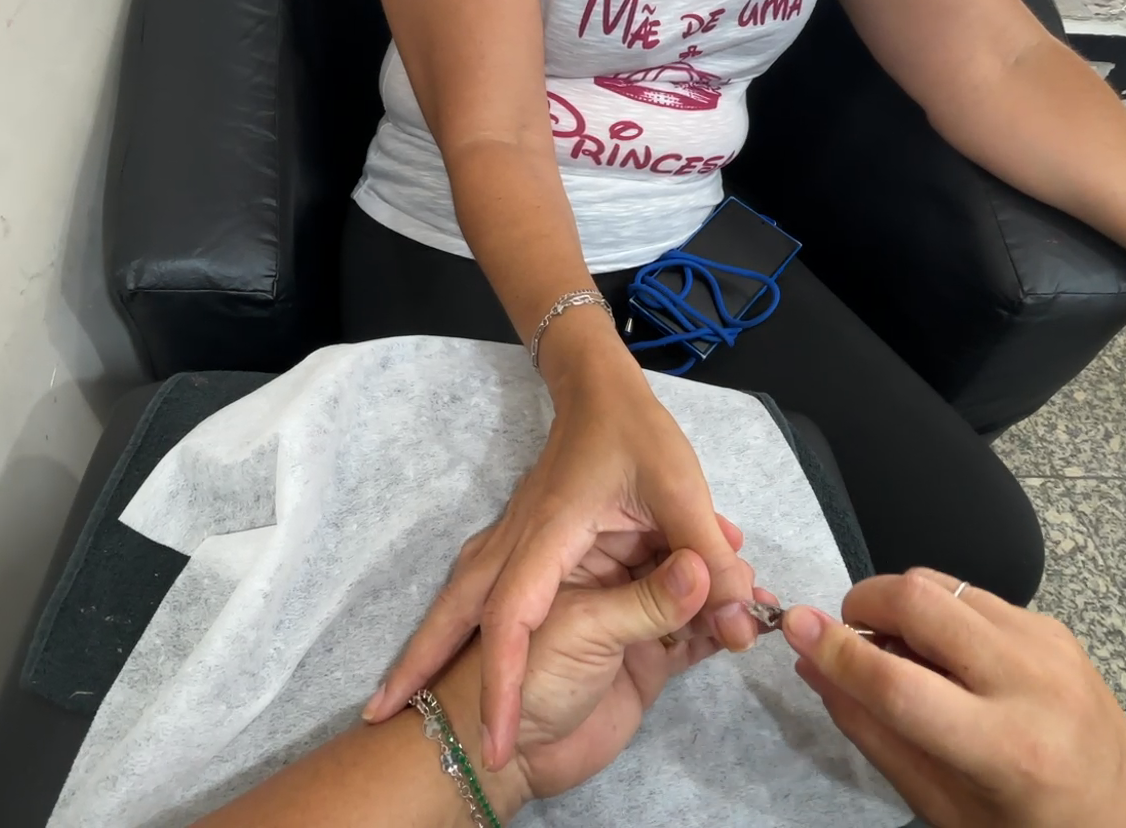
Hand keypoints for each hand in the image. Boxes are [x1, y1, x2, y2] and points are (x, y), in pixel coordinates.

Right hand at [365, 350, 756, 769]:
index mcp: (549, 533)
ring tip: (394, 692)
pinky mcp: (524, 536)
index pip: (514, 613)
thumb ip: (709, 557)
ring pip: (462, 592)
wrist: (599, 387)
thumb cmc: (634, 433)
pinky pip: (484, 583)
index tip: (493, 739)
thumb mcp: (681, 491)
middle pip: (457, 603)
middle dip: (420, 658)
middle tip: (381, 715)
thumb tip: (744, 623)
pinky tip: (456, 638)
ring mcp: (513, 536)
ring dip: (429, 639)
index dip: (502, 679)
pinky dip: (457, 616)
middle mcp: (517, 540)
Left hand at [435, 547, 723, 804]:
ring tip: (757, 591)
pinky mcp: (648, 658)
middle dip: (708, 561)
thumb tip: (704, 570)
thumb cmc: (535, 679)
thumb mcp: (588, 629)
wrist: (522, 761)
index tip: (725, 531)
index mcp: (578, 551)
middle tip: (745, 556)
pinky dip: (718, 630)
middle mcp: (605, 575)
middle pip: (666, 560)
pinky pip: (690, 637)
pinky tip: (750, 624)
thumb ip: (648, 601)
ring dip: (718, 596)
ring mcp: (628, 616)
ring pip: (683, 596)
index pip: (638, 530)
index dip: (681, 529)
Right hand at [781, 569, 1125, 827]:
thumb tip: (809, 663)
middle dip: (863, 606)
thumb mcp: (941, 807)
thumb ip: (867, 729)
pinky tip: (948, 655)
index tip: (790, 624)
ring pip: (935, 582)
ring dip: (896, 606)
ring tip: (904, 652)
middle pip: (916, 600)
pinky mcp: (1052, 625)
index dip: (835, 650)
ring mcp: (1049, 645)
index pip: (897, 684)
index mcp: (1008, 751)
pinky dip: (934, 612)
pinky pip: (965, 590)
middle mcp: (1033, 684)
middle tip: (853, 639)